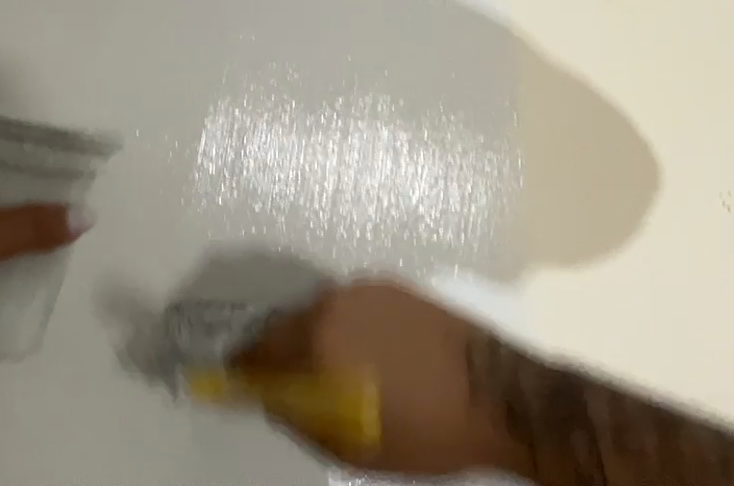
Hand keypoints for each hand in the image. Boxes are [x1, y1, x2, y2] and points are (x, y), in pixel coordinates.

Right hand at [236, 280, 525, 476]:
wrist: (498, 392)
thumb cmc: (425, 430)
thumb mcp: (358, 449)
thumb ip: (305, 422)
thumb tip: (276, 403)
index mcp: (319, 342)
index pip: (260, 349)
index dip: (244, 366)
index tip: (235, 375)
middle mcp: (332, 304)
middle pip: (287, 325)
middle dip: (278, 350)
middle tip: (286, 376)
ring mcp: (362, 289)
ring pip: (318, 311)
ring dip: (313, 334)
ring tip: (332, 364)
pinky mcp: (390, 283)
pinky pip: (350, 303)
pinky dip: (345, 322)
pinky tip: (367, 347)